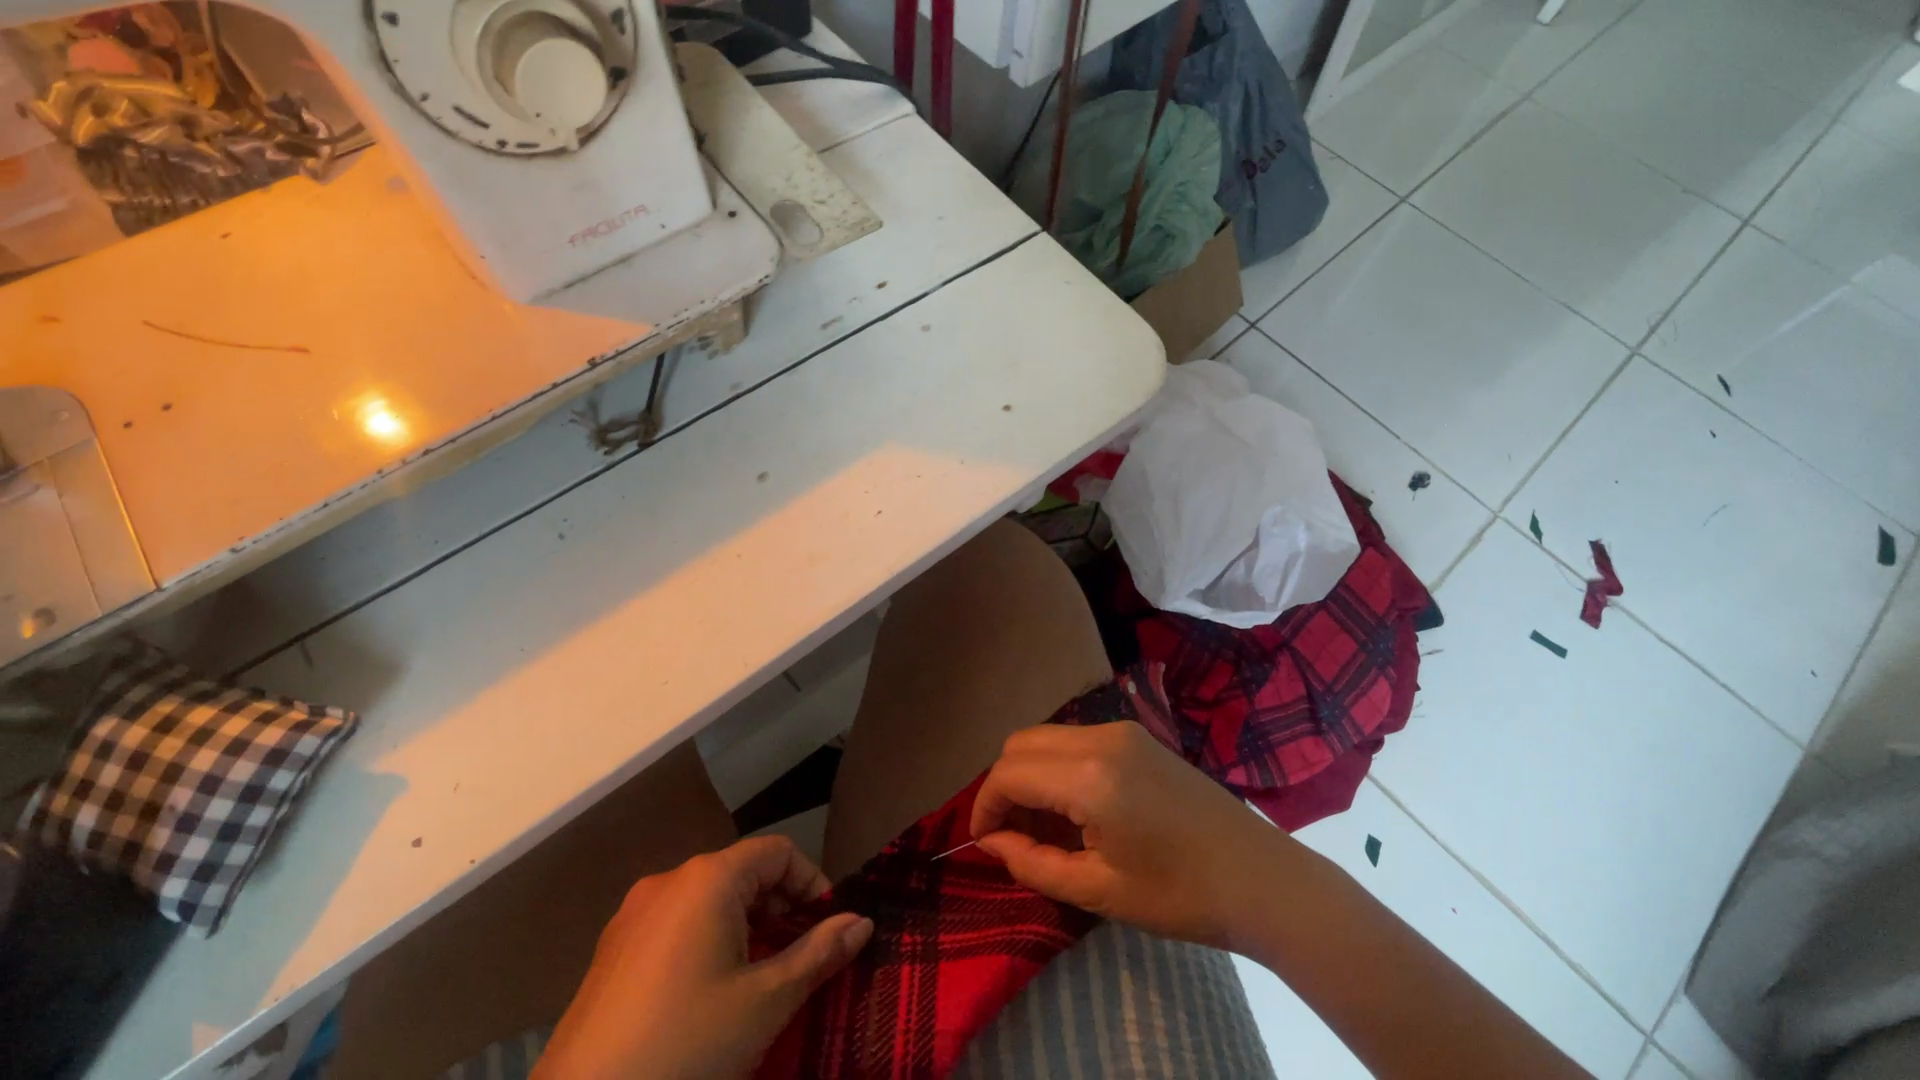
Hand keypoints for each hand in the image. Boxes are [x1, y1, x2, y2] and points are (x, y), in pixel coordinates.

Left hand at [533, 836, 872, 1079]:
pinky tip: (712, 998)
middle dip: (782, 909)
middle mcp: (667, 882)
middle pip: (742, 873)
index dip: (812, 883)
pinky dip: (709, 944)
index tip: (830, 931)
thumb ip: (819, 953)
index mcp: (706, 880)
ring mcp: (633, 916)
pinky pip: (677, 927)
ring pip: (709, 902)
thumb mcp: (768, 1001)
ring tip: (763, 982)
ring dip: (747, 929)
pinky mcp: (612, 952)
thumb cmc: (689, 1042)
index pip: (777, 852)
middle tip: (804, 960)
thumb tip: (862, 921)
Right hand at [970, 722, 1284, 951]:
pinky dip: (1058, 767)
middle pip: (1021, 743)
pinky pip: (1077, 741)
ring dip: (1031, 774)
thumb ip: (1032, 863)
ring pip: (1048, 737)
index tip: (982, 843)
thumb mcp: (1097, 890)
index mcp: (1090, 776)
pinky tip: (1074, 810)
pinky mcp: (1142, 738)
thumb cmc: (1180, 895)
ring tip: (1042, 828)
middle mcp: (1102, 738)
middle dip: (1003, 786)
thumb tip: (991, 842)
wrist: (1263, 880)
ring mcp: (1125, 732)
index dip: (984, 807)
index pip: (1009, 774)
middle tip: (1010, 836)